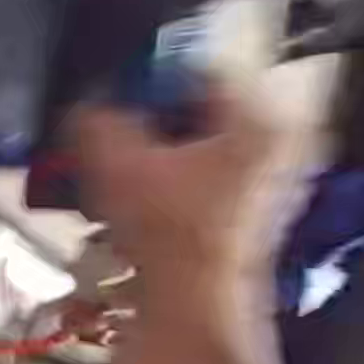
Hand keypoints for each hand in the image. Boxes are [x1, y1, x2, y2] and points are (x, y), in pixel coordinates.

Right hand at [72, 84, 279, 305]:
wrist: (192, 292)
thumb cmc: (162, 221)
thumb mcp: (115, 161)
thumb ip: (97, 120)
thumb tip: (86, 101)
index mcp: (257, 121)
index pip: (195, 72)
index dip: (142, 78)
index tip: (101, 95)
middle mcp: (277, 139)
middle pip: (195, 107)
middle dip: (140, 115)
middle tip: (97, 129)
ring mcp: (269, 173)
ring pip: (191, 138)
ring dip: (144, 142)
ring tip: (103, 158)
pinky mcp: (248, 200)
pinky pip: (197, 164)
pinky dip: (160, 166)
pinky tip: (125, 184)